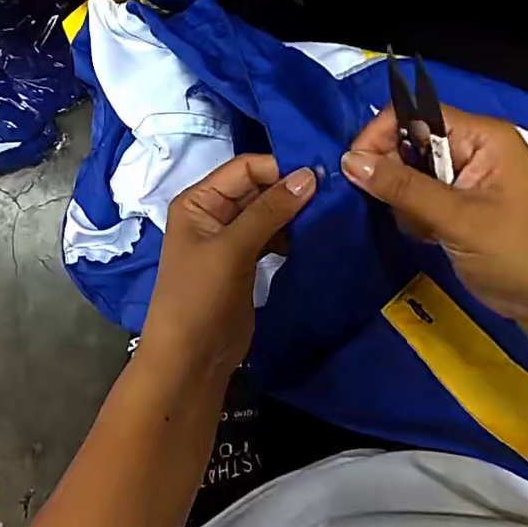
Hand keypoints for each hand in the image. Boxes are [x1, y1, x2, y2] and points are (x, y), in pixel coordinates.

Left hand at [140, 155, 316, 371]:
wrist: (191, 358)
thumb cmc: (200, 296)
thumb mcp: (232, 249)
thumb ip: (269, 211)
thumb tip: (309, 175)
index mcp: (198, 200)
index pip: (243, 168)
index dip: (279, 168)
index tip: (321, 174)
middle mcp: (212, 212)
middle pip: (257, 187)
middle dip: (290, 189)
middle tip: (335, 193)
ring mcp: (229, 238)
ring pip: (267, 212)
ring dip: (294, 212)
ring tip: (329, 214)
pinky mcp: (245, 261)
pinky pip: (271, 235)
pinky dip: (290, 235)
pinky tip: (312, 238)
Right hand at [340, 106, 527, 321]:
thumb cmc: (526, 255)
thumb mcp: (459, 219)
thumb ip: (402, 188)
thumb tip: (348, 160)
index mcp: (482, 137)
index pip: (412, 115)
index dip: (379, 136)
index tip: (355, 169)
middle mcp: (473, 150)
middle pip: (407, 145)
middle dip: (392, 176)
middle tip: (396, 208)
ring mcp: (468, 181)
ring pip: (409, 175)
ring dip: (403, 202)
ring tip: (422, 229)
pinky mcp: (462, 209)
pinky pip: (419, 199)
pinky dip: (414, 217)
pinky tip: (429, 237)